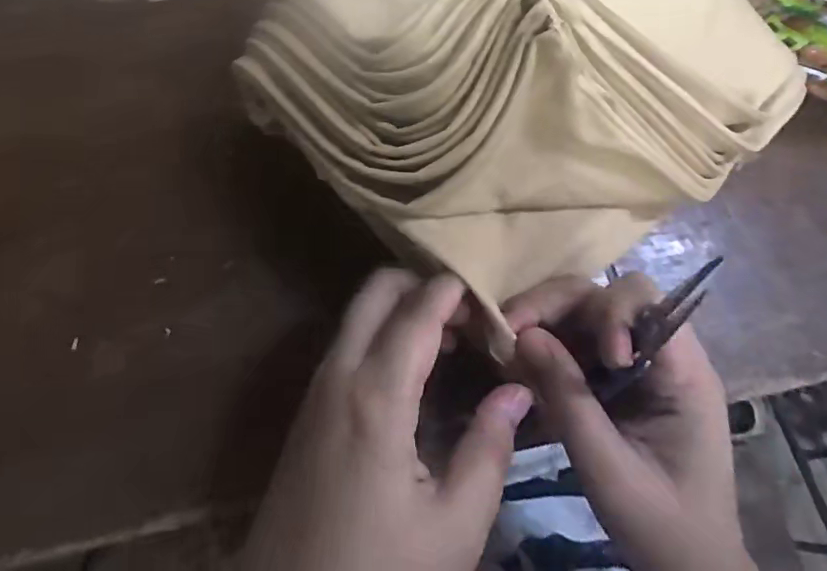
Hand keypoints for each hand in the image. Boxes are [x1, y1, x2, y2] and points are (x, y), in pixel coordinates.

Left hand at [236, 269, 534, 570]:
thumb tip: (518, 389)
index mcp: (376, 394)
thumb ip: (490, 449)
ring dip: (402, 306)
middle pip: (378, 289)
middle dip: (424, 284)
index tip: (493, 299)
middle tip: (468, 313)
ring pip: (359, 311)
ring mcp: (318, 385)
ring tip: (451, 336)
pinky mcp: (309, 405)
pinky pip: (349, 341)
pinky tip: (414, 367)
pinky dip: (382, 330)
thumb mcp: (453, 526)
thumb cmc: (379, 570)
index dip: (456, 292)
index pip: (418, 309)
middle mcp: (340, 372)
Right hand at [504, 273, 751, 570]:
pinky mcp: (616, 377)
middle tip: (511, 328)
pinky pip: (578, 341)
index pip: (644, 299)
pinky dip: (548, 346)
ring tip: (509, 345)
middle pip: (604, 296)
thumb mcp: (611, 471)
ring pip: (584, 313)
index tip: (596, 355)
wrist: (689, 570)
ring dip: (545, 321)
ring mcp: (635, 361)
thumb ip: (569, 400)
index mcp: (682, 370)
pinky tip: (524, 365)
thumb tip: (523, 335)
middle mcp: (659, 351)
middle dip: (556, 305)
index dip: (610, 311)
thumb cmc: (661, 526)